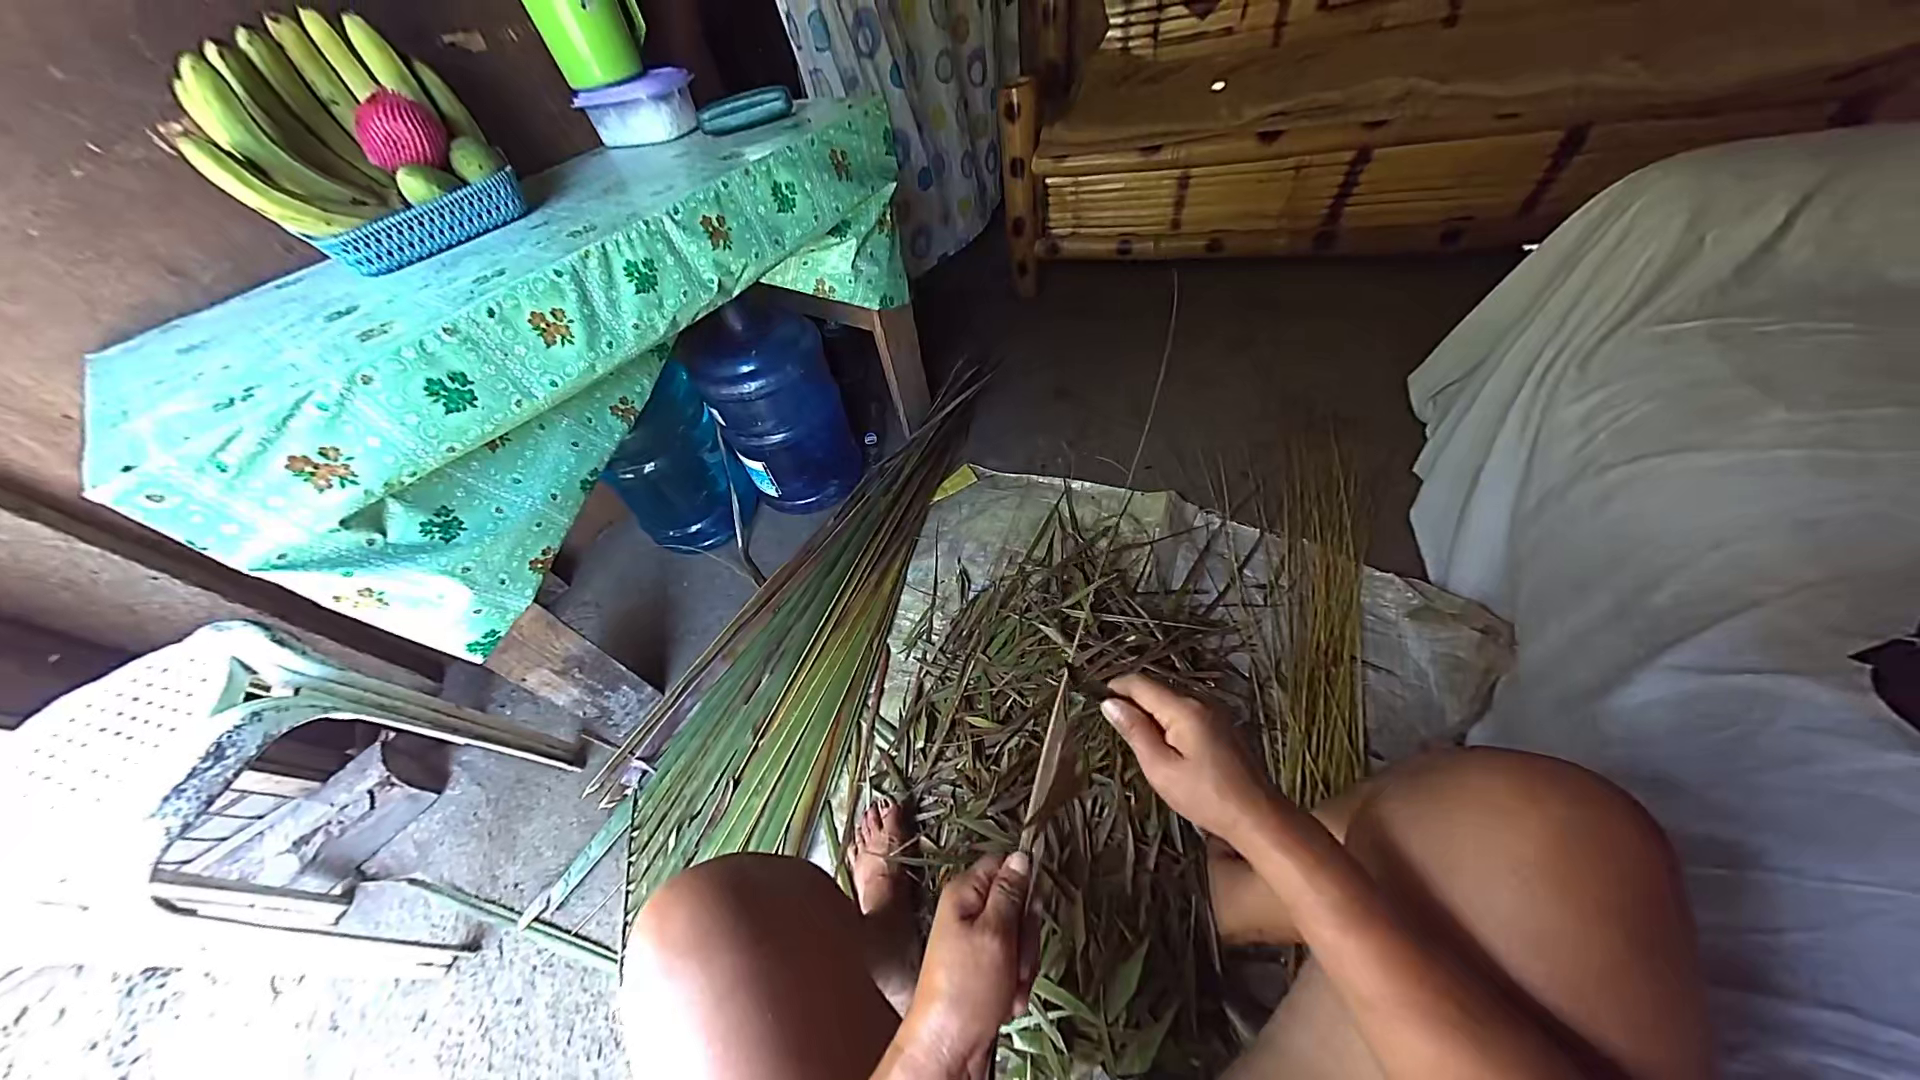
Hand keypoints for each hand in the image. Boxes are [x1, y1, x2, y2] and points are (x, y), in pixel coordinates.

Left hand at [893, 852, 1035, 1077]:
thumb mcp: (995, 933)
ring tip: (1008, 984)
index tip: (1031, 906)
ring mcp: (976, 941)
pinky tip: (1006, 1000)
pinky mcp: (983, 968)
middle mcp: (968, 911)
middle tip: (1015, 957)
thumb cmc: (967, 988)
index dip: (1023, 882)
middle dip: (1025, 935)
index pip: (1002, 864)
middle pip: (1016, 903)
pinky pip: (1013, 963)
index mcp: (964, 892)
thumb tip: (1022, 856)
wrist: (948, 1050)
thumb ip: (1011, 893)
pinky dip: (1016, 982)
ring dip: (1023, 964)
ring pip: (1019, 936)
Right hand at [1103, 674, 1279, 843]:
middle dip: (1132, 701)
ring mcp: (1215, 712)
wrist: (1258, 817)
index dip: (1115, 688)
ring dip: (1150, 712)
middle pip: (1156, 689)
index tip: (1098, 701)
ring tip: (1138, 740)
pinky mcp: (1222, 726)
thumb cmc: (1206, 797)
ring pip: (1170, 700)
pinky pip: (1185, 712)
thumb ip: (1135, 731)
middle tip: (1116, 727)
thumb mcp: (1160, 768)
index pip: (1140, 683)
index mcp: (1184, 709)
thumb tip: (1110, 703)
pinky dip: (1168, 721)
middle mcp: (1201, 702)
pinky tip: (1165, 746)